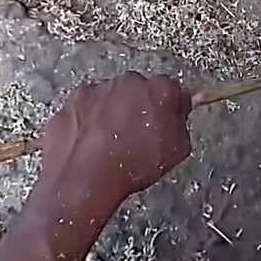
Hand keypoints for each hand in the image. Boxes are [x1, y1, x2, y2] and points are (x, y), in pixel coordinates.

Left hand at [37, 72, 191, 221]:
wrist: (86, 179)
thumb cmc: (135, 165)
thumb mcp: (177, 149)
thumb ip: (183, 120)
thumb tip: (185, 104)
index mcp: (161, 89)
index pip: (171, 89)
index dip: (168, 107)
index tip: (164, 122)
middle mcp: (131, 81)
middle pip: (140, 89)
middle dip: (139, 105)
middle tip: (136, 134)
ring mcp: (100, 88)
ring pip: (112, 95)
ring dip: (113, 111)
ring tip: (110, 142)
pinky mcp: (75, 98)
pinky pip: (88, 105)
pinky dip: (89, 117)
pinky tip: (90, 140)